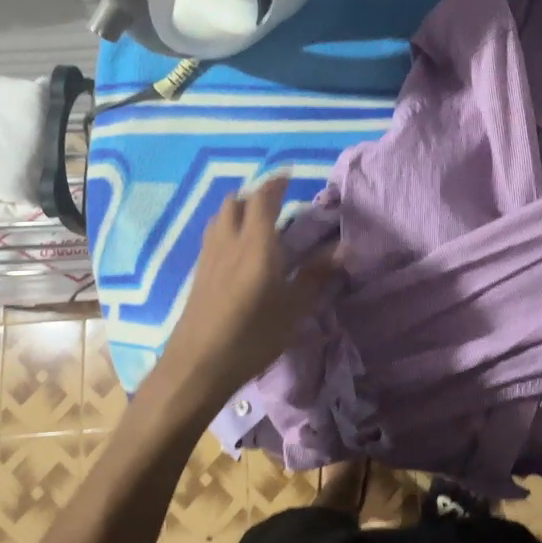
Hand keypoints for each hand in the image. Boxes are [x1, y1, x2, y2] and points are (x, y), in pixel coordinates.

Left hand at [159, 177, 338, 401]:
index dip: (276, 183)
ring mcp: (208, 257)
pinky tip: (237, 253)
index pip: (263, 198)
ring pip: (220, 218)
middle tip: (275, 204)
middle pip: (235, 202)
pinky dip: (227, 231)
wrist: (197, 365)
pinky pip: (212, 237)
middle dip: (255, 196)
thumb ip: (316, 275)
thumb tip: (344, 249)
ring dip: (237, 211)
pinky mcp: (197, 274)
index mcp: (256, 243)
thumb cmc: (252, 336)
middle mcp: (229, 241)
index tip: (289, 176)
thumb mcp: (293, 308)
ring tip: (256, 224)